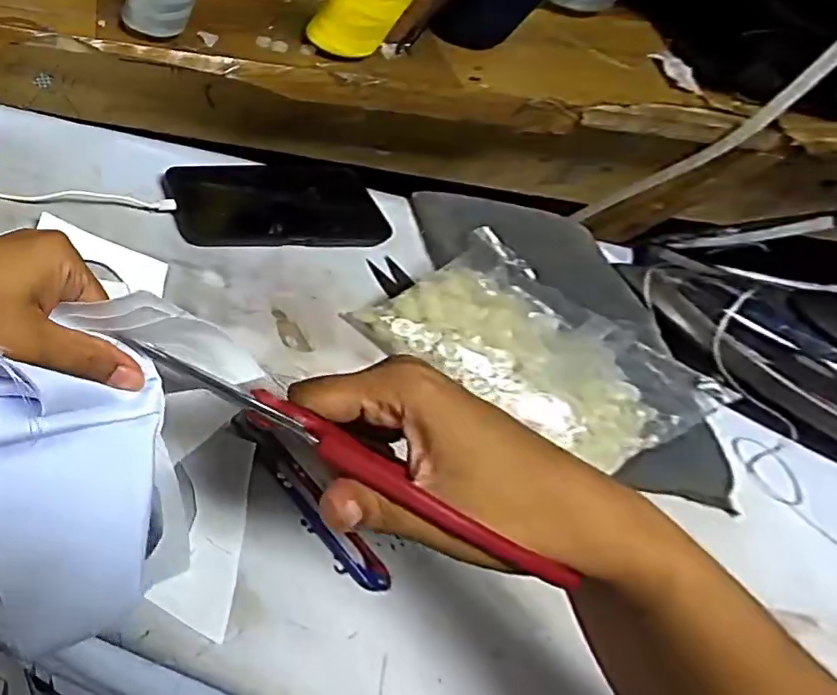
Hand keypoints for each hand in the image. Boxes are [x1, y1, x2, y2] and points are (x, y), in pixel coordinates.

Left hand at [0, 229, 143, 389]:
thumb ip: (86, 358)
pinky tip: (2, 339)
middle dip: (65, 339)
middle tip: (46, 363)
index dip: (97, 344)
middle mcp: (40, 246)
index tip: (87, 374)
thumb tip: (134, 374)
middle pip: (76, 306)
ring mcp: (14, 256)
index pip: (102, 307)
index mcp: (59, 252)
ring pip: (48, 307)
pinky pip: (24, 301)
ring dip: (41, 335)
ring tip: (20, 351)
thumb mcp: (33, 341)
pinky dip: (20, 324)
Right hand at [288, 357, 692, 585]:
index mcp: (400, 385)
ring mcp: (416, 387)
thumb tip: (327, 506)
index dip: (302, 433)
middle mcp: (402, 374)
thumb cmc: (526, 515)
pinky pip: (371, 419)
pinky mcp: (425, 404)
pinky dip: (373, 450)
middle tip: (367, 490)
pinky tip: (404, 479)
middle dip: (334, 449)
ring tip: (395, 489)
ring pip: (347, 414)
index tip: (316, 471)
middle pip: (328, 404)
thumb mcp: (438, 515)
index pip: (312, 397)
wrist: (601, 529)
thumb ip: (370, 505)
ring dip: (355, 454)